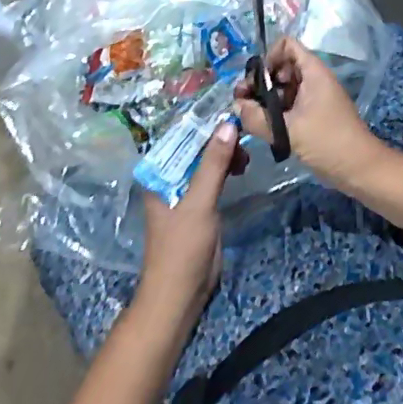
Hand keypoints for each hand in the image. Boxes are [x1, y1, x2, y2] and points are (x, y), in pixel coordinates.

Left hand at [137, 121, 243, 322]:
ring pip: (205, 161)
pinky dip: (225, 169)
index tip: (229, 108)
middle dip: (217, 138)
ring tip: (245, 155)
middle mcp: (167, 177)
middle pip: (193, 147)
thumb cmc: (182, 247)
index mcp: (157, 173)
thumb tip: (228, 124)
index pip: (179, 136)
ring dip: (224, 154)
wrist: (179, 295)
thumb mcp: (200, 202)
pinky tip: (241, 167)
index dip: (203, 121)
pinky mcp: (197, 205)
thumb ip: (213, 164)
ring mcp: (182, 191)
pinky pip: (211, 178)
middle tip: (244, 134)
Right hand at [235, 37, 391, 191]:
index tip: (256, 81)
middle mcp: (314, 78)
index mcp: (313, 72)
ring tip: (250, 115)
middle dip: (262, 80)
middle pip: (282, 66)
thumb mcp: (288, 131)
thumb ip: (257, 118)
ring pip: (285, 86)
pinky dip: (277, 110)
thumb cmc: (327, 142)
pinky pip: (291, 102)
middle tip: (244, 101)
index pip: (287, 45)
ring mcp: (315, 96)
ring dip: (267, 97)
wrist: (360, 169)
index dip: (268, 57)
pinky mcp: (314, 113)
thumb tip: (237, 106)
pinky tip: (265, 126)